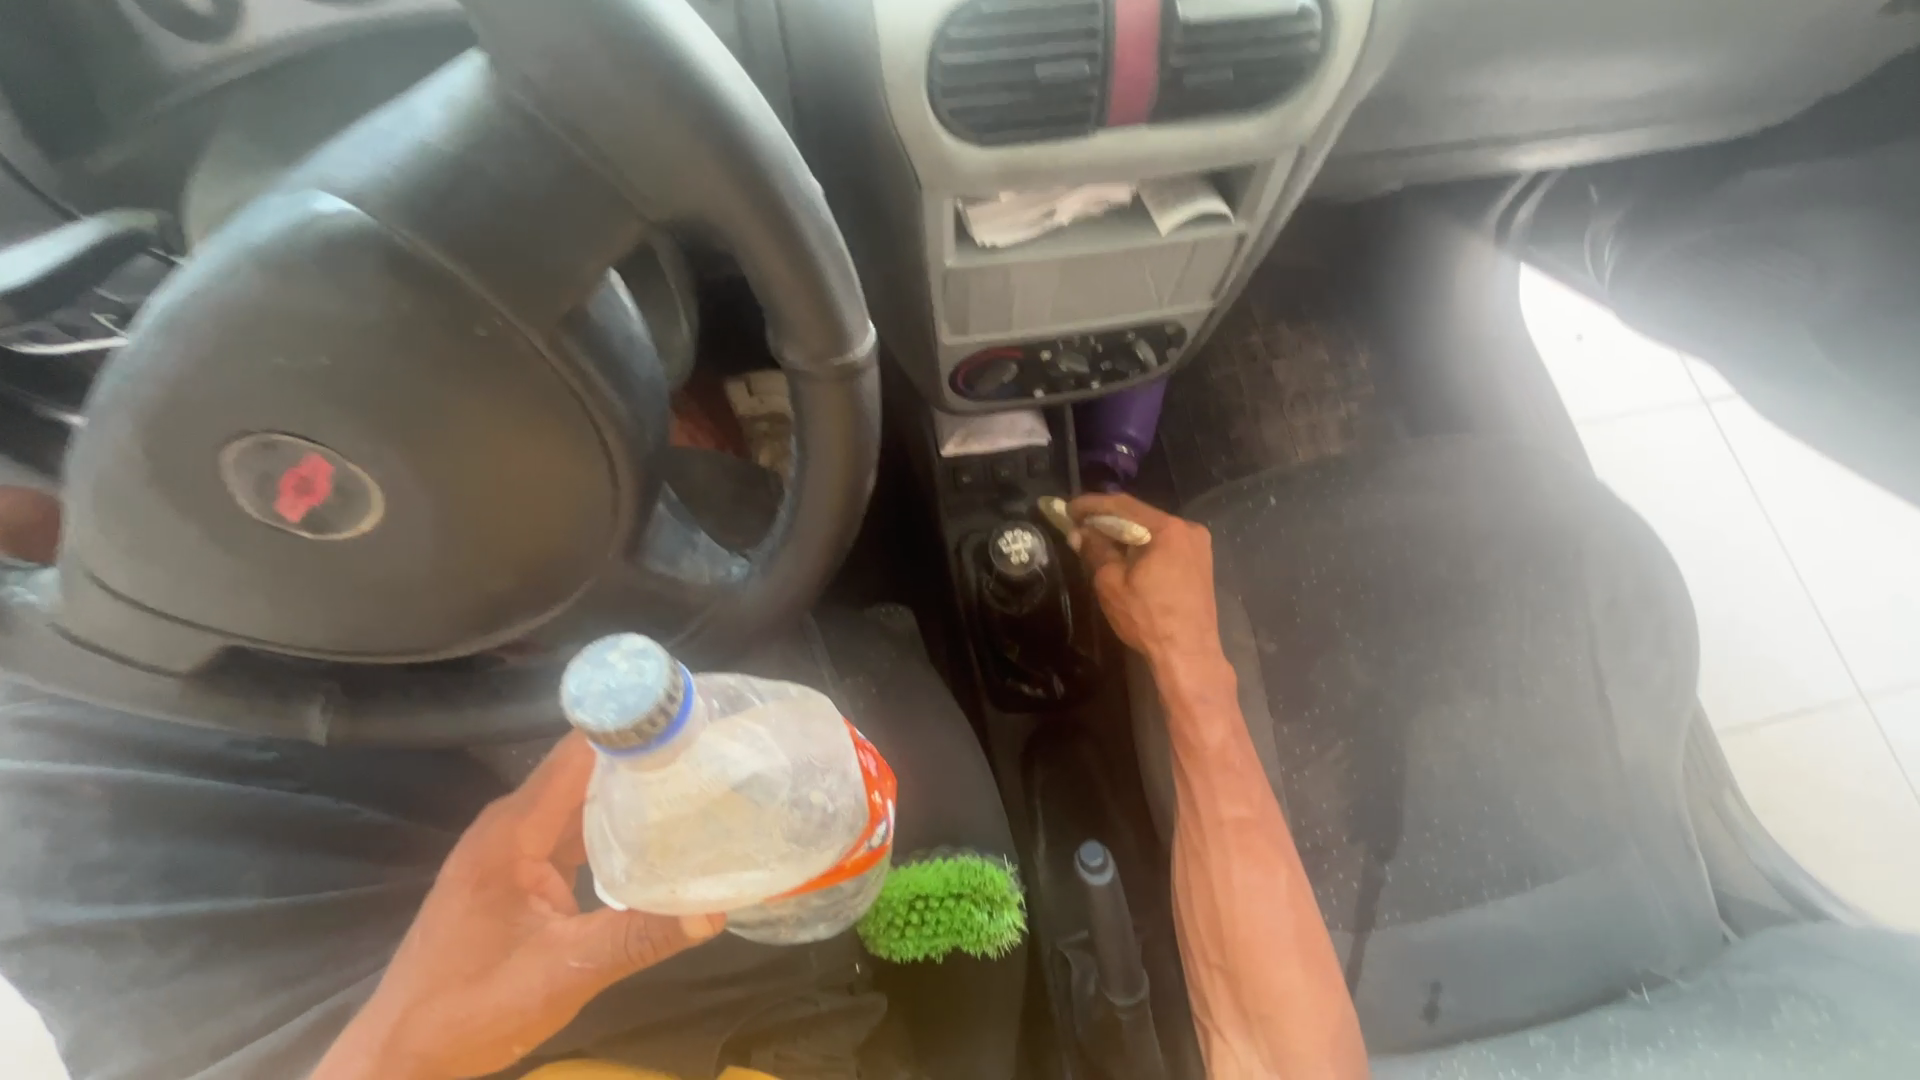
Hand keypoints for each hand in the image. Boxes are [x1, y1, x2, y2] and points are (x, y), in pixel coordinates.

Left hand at [313, 733, 724, 1079]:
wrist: (398, 1062)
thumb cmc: (470, 1012)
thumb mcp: (563, 975)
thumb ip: (639, 937)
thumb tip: (716, 909)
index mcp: (514, 830)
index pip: (581, 752)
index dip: (635, 730)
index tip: (694, 723)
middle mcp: (513, 823)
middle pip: (587, 767)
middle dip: (648, 755)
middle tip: (714, 753)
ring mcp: (515, 845)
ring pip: (584, 796)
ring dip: (635, 787)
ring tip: (700, 780)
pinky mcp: (521, 868)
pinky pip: (576, 826)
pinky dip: (617, 821)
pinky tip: (659, 830)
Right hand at [1068, 493, 1224, 670]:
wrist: (1189, 655)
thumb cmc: (1148, 619)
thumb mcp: (1112, 583)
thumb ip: (1096, 550)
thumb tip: (1080, 532)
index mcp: (1168, 529)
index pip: (1123, 505)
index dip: (1092, 504)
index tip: (1068, 508)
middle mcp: (1188, 529)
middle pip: (1140, 515)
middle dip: (1108, 519)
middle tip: (1079, 525)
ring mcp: (1198, 546)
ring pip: (1153, 530)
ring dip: (1125, 533)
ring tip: (1097, 540)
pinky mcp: (1200, 563)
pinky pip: (1165, 544)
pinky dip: (1142, 545)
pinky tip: (1125, 555)